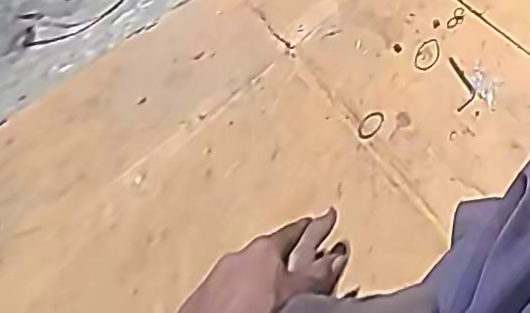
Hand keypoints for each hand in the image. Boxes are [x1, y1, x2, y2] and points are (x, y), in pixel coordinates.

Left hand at [179, 210, 348, 312]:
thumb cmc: (259, 311)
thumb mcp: (298, 293)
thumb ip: (320, 272)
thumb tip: (338, 254)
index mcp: (264, 247)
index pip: (295, 230)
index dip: (312, 229)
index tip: (323, 225)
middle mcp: (236, 256)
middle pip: (266, 252)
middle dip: (280, 259)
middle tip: (294, 270)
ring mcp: (210, 282)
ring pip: (241, 273)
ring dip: (254, 280)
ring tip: (265, 295)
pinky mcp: (191, 306)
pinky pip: (220, 294)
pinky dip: (233, 298)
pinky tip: (239, 309)